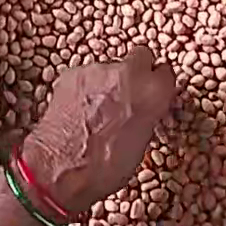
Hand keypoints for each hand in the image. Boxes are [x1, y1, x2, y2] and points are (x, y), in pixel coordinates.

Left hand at [23, 46, 175, 215]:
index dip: (158, 85)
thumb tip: (145, 107)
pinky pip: (87, 74)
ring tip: (99, 108)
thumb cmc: (104, 167)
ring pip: (111, 66)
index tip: (153, 93)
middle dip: (137, 72)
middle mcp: (128, 73)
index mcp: (152, 92)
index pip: (165, 73)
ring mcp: (98, 70)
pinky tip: (81, 108)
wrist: (60, 167)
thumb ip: (148, 113)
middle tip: (130, 93)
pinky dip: (86, 87)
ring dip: (109, 82)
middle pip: (140, 57)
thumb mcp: (141, 143)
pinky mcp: (73, 73)